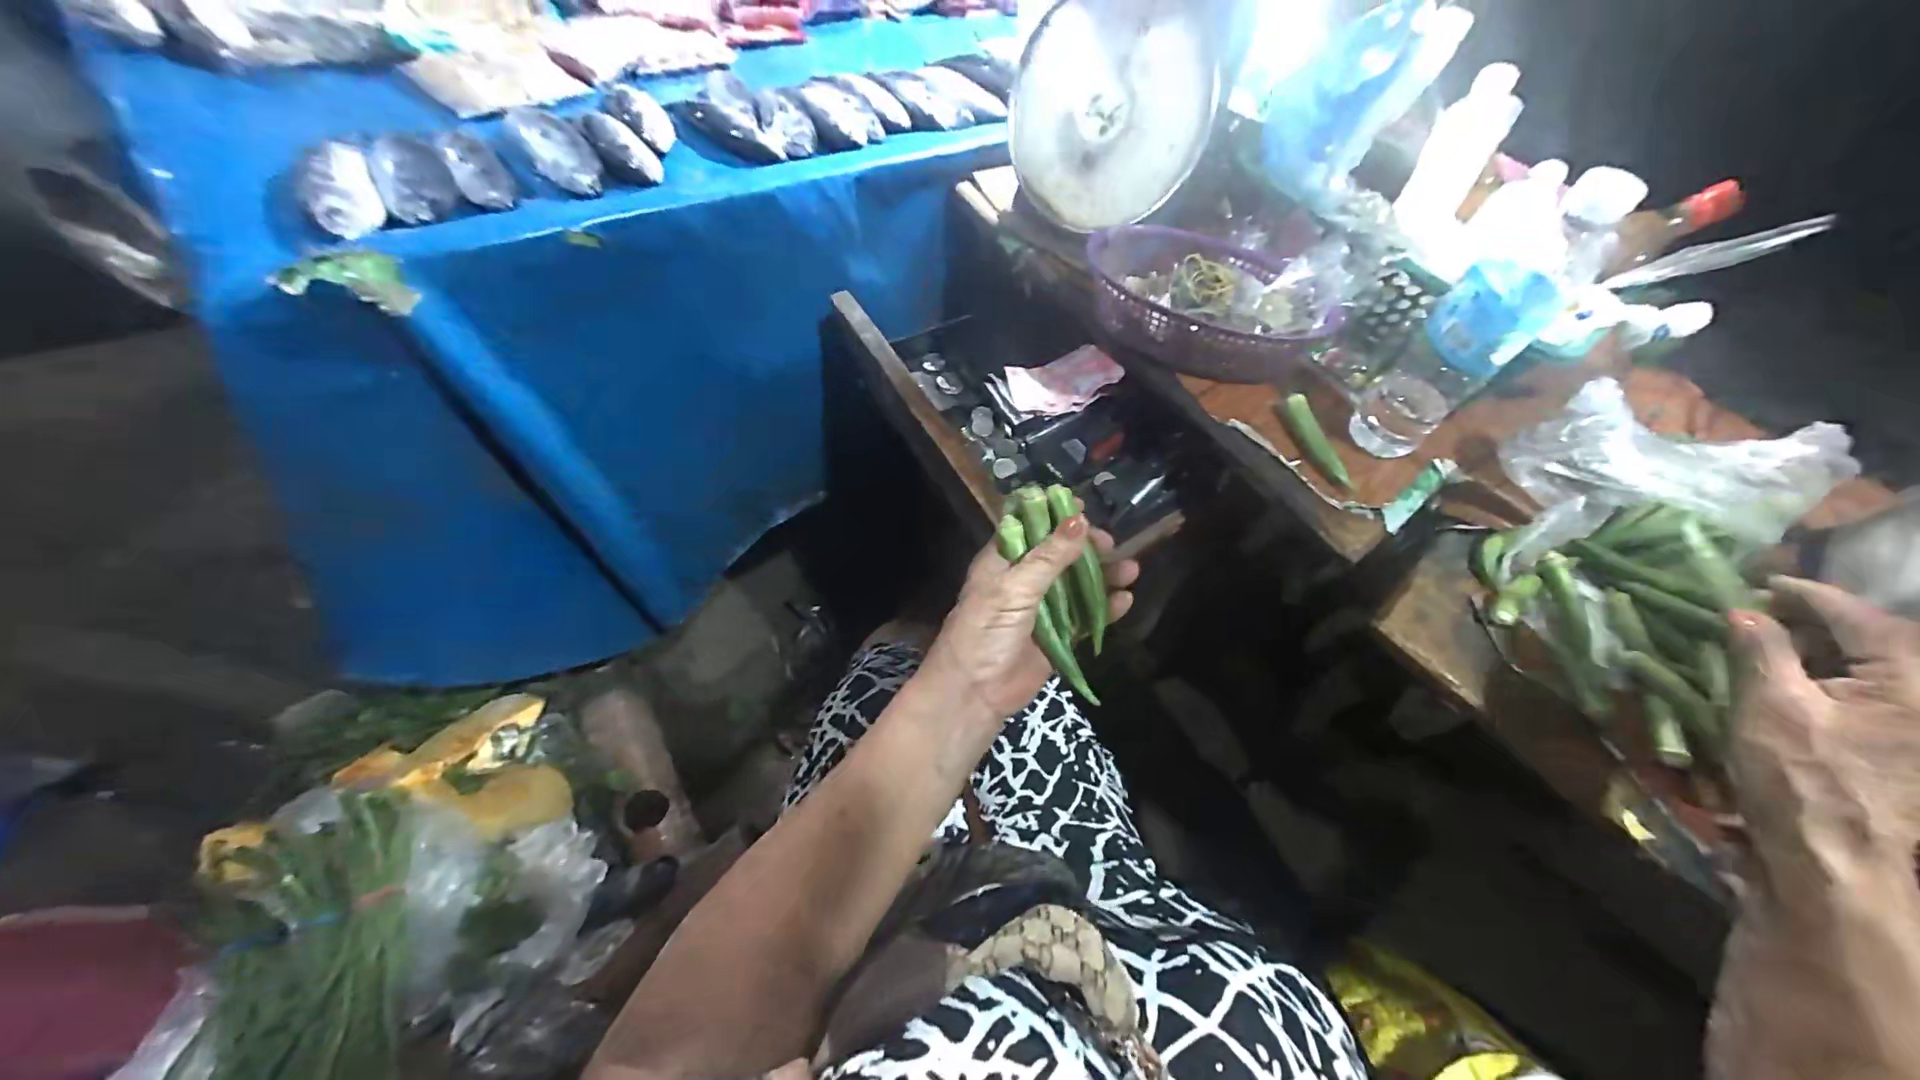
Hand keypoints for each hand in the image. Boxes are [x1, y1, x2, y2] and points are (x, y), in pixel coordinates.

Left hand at [917, 515, 1138, 725]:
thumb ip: (1048, 556)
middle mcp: (1023, 580)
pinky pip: (1085, 617)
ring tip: (1131, 570)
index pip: (1031, 528)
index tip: (1085, 509)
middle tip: (1112, 545)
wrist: (974, 692)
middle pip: (1060, 555)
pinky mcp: (1058, 636)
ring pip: (1077, 585)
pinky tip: (1125, 600)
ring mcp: (1042, 608)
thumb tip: (1080, 520)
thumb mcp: (1014, 588)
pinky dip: (1105, 608)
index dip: (1056, 517)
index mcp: (1003, 561)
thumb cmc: (984, 631)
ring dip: (1103, 576)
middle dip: (1087, 548)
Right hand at [1727, 576, 1919, 893]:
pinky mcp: (1902, 743)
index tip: (1760, 582)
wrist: (1835, 854)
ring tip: (1766, 640)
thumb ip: (1763, 651)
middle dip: (1814, 619)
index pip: (1860, 617)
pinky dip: (1825, 674)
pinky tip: (1788, 676)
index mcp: (1910, 682)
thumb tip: (1746, 611)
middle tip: (1757, 611)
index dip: (1807, 594)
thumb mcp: (1771, 706)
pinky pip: (1866, 690)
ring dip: (1818, 646)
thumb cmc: (1802, 776)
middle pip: (1873, 637)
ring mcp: (1917, 723)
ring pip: (1869, 664)